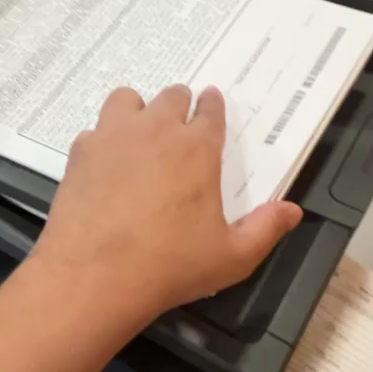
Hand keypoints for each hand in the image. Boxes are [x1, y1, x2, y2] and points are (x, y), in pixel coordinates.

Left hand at [28, 84, 303, 327]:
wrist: (95, 275)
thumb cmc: (170, 266)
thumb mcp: (232, 257)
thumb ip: (265, 229)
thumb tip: (292, 211)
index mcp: (197, 148)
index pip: (210, 111)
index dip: (212, 107)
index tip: (211, 106)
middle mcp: (155, 130)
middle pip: (171, 97)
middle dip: (178, 106)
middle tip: (177, 128)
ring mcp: (113, 136)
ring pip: (127, 100)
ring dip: (137, 111)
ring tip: (138, 136)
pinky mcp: (80, 152)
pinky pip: (94, 131)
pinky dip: (102, 142)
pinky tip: (104, 165)